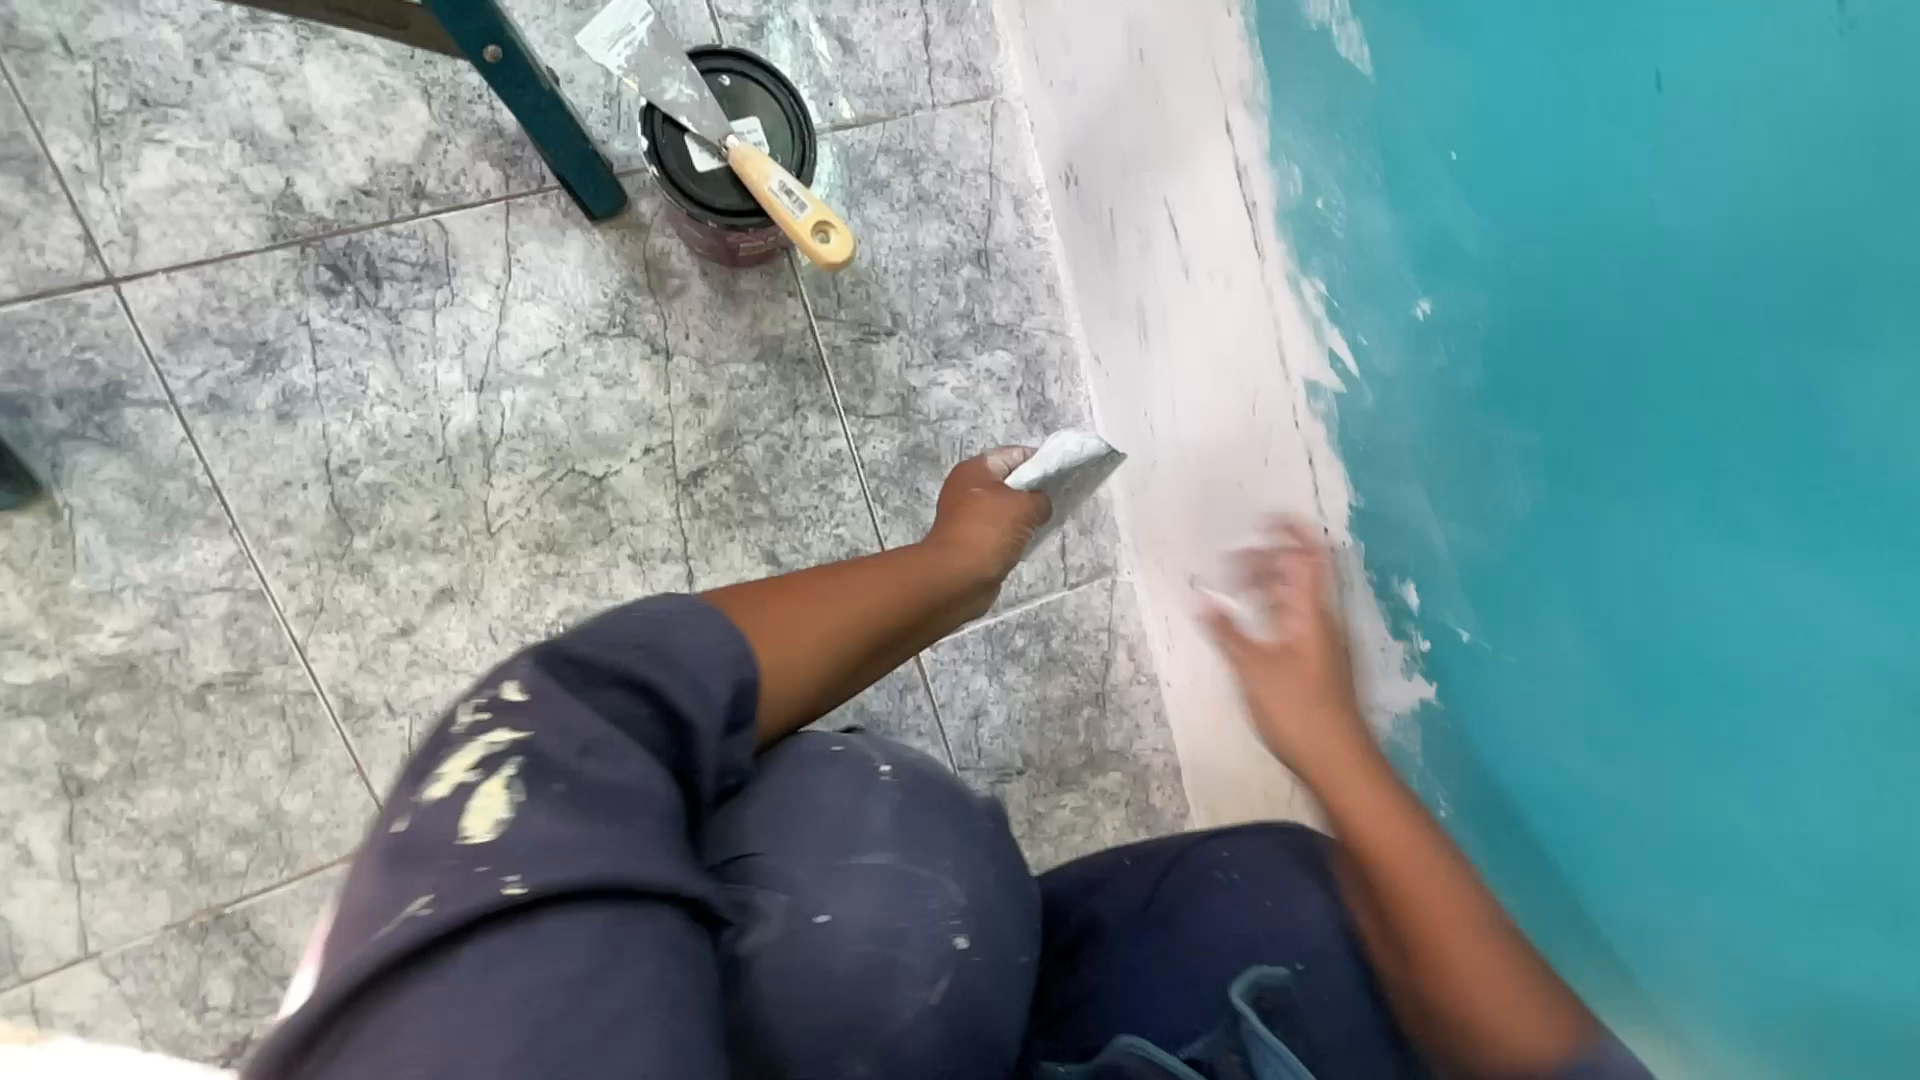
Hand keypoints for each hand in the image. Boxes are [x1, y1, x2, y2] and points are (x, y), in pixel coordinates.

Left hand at [921, 447, 1052, 605]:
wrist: (956, 576)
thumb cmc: (989, 531)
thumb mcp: (1025, 507)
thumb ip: (1041, 499)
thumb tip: (1040, 505)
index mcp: (975, 469)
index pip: (1015, 454)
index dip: (1040, 461)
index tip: (1062, 475)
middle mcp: (967, 487)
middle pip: (1009, 482)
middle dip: (1033, 491)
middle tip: (1057, 502)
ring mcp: (966, 515)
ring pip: (1004, 508)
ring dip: (1024, 517)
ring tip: (1045, 524)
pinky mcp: (969, 539)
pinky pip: (998, 530)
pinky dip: (1013, 535)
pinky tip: (1029, 542)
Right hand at [1198, 517, 1377, 785]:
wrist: (1338, 759)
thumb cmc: (1297, 709)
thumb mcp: (1253, 669)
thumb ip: (1227, 632)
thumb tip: (1200, 601)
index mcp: (1311, 613)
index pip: (1309, 557)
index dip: (1291, 532)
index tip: (1263, 519)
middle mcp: (1321, 620)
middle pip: (1299, 574)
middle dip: (1264, 560)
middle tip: (1226, 567)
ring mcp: (1322, 641)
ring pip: (1295, 598)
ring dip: (1265, 586)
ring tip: (1231, 590)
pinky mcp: (1317, 661)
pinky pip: (1292, 619)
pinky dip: (1269, 610)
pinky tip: (1248, 624)